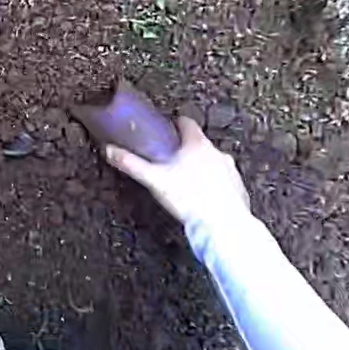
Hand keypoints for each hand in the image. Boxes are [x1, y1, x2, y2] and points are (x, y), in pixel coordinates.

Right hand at [104, 117, 268, 255]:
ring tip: (185, 182)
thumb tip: (109, 150)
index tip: (169, 128)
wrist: (223, 226)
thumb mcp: (153, 179)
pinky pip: (223, 181)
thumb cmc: (190, 198)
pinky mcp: (238, 189)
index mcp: (196, 144)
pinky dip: (214, 185)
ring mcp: (230, 171)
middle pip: (199, 143)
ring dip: (201, 167)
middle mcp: (217, 153)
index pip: (187, 123)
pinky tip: (202, 198)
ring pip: (213, 162)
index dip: (176, 124)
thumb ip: (130, 163)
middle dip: (186, 149)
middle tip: (170, 160)